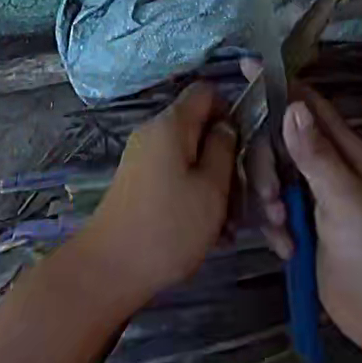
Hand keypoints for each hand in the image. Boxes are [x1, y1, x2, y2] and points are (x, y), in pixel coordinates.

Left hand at [76, 82, 237, 305]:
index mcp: (171, 124)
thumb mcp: (211, 188)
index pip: (206, 92)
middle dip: (228, 159)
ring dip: (216, 186)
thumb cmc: (168, 227)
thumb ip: (224, 149)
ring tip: (234, 226)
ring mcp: (146, 160)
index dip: (232, 110)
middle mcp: (155, 133)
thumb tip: (226, 126)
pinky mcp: (142, 186)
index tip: (248, 144)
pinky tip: (214, 236)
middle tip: (250, 196)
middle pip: (201, 129)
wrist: (110, 270)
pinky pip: (178, 179)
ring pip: (192, 159)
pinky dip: (197, 199)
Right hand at [258, 88, 361, 358]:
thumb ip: (317, 157)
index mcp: (347, 153)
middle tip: (273, 199)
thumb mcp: (347, 203)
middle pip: (279, 142)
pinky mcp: (303, 226)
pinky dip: (273, 227)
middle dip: (267, 166)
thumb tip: (291, 106)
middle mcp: (328, 168)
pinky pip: (272, 210)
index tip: (247, 64)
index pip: (308, 105)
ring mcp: (314, 197)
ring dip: (268, 201)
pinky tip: (288, 249)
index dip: (279, 85)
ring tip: (282, 230)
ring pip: (272, 176)